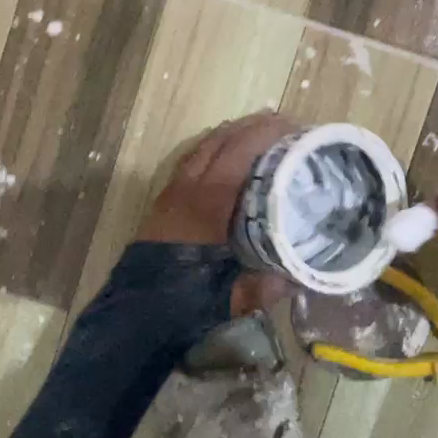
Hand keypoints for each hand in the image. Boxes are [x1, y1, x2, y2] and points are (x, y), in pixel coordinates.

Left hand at [138, 112, 297, 316]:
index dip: (265, 134)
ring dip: (230, 136)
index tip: (293, 126)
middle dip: (251, 128)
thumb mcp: (238, 297)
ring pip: (202, 149)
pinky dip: (211, 150)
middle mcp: (188, 189)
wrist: (136, 313)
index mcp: (209, 204)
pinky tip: (222, 158)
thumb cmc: (187, 301)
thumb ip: (270, 283)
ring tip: (257, 133)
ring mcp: (171, 194)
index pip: (239, 153)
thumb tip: (301, 272)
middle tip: (283, 124)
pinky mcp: (162, 205)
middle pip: (220, 142)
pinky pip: (190, 163)